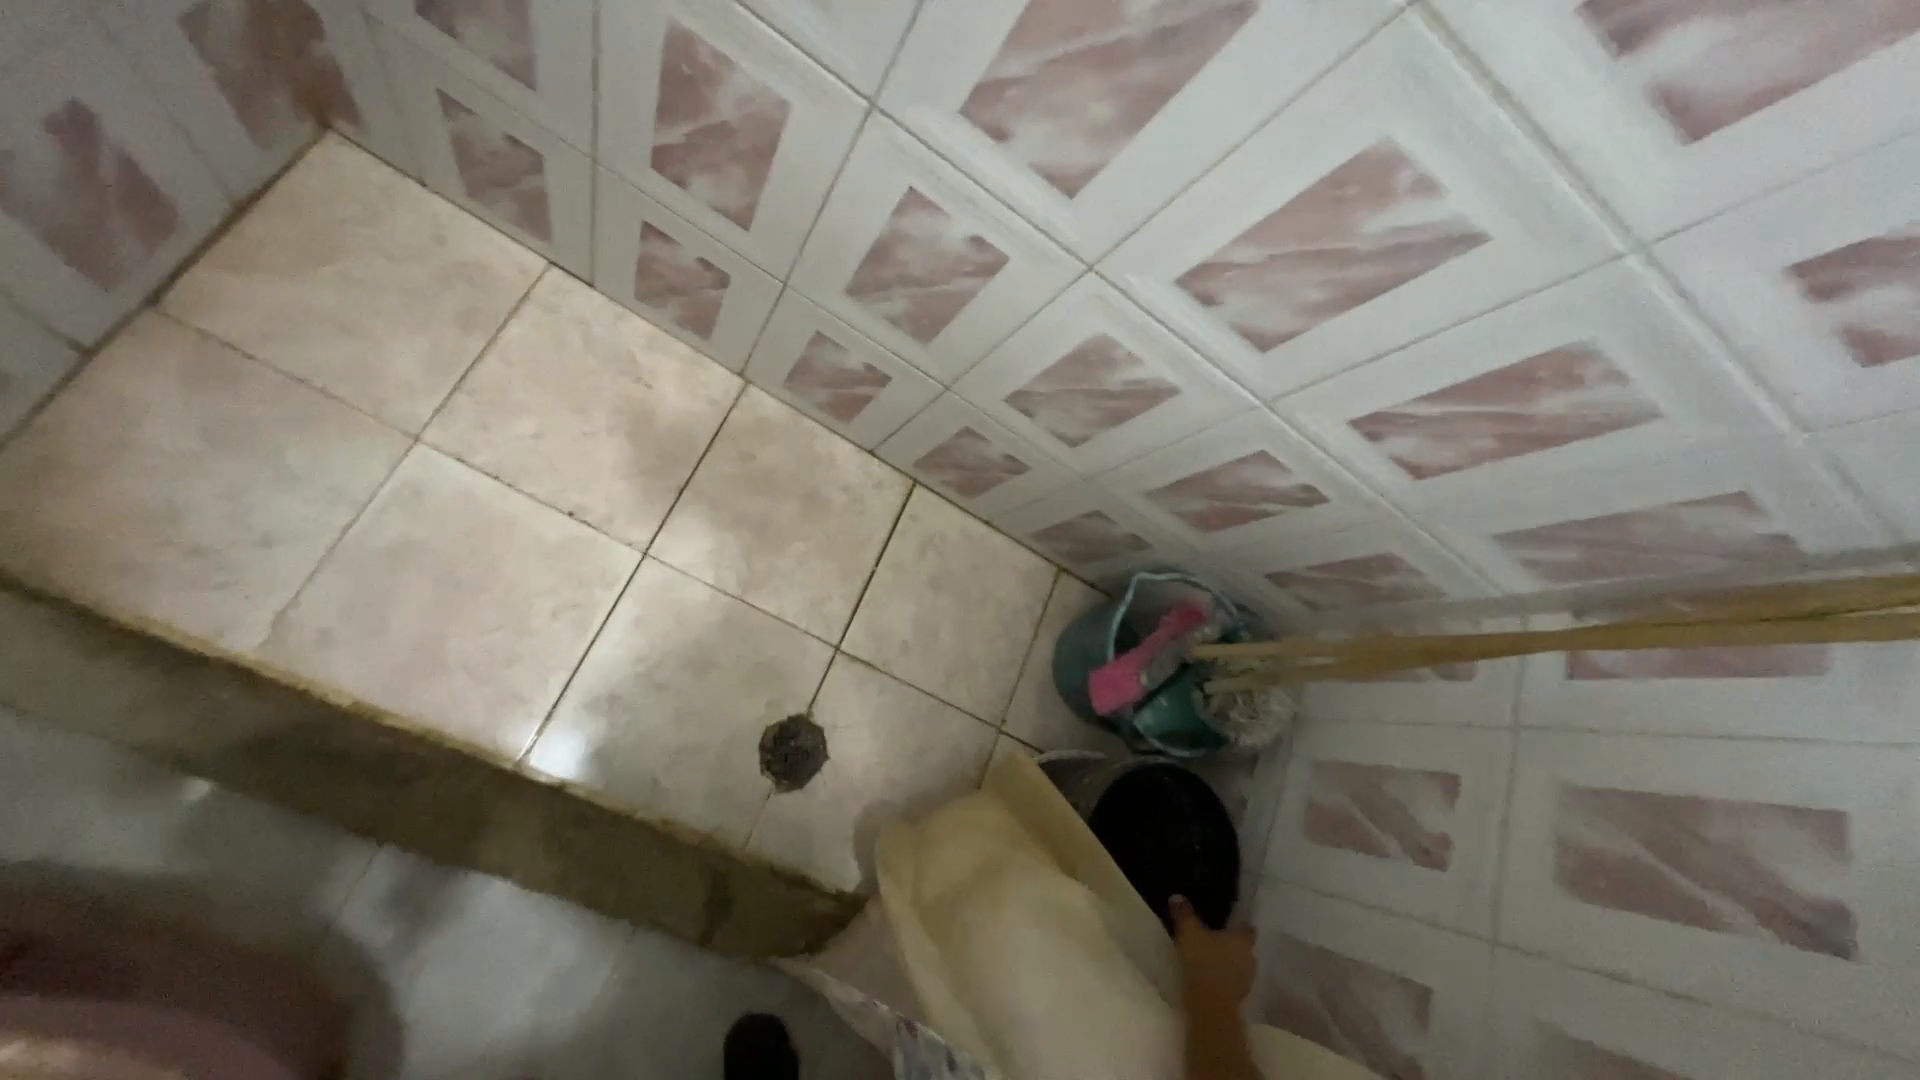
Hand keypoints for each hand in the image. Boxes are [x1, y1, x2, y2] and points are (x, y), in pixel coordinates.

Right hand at [1170, 895, 1255, 1006]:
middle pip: (1245, 949)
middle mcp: (1250, 958)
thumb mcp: (1189, 933)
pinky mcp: (1240, 998)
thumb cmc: (1203, 963)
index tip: (1230, 924)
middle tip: (1216, 941)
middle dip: (1233, 946)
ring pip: (1240, 967)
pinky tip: (1211, 978)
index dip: (1240, 926)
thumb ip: (1184, 914)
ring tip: (1212, 960)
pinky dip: (1225, 980)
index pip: (1248, 929)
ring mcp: (1247, 981)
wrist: (1210, 1007)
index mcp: (1243, 940)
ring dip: (1230, 964)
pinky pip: (1233, 983)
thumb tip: (1177, 896)